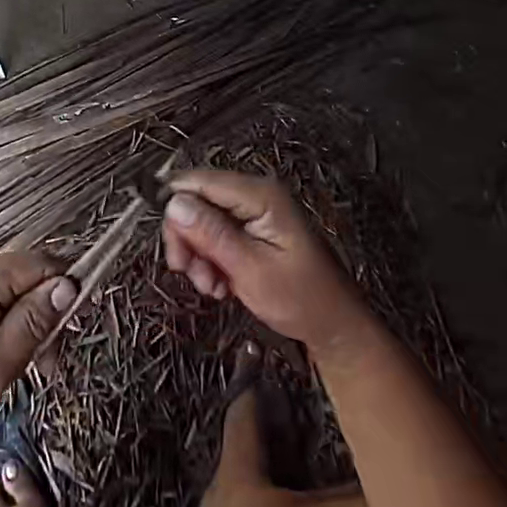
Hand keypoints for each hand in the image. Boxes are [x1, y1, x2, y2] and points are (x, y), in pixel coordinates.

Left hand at [0, 253, 76, 483]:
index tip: (86, 318)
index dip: (70, 287)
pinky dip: (19, 331)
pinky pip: (4, 308)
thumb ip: (33, 322)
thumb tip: (68, 286)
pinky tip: (22, 360)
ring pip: (21, 295)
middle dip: (53, 310)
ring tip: (42, 367)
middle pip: (32, 276)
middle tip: (58, 355)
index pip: (42, 263)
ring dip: (38, 326)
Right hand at [161, 169, 371, 352]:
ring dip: (197, 254)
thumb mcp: (251, 269)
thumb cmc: (300, 298)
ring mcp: (253, 211)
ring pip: (201, 220)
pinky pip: (214, 235)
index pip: (199, 181)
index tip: (173, 248)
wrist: (333, 325)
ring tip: (210, 285)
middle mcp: (254, 194)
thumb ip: (211, 234)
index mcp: (260, 195)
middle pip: (197, 200)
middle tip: (187, 272)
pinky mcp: (250, 228)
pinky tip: (219, 283)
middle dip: (187, 237)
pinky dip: (209, 259)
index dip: (176, 208)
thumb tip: (173, 204)